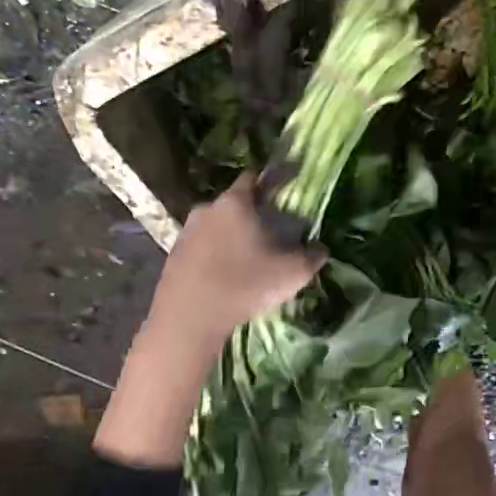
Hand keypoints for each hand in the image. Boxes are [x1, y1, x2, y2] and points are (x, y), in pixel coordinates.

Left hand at [150, 172, 324, 347]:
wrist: (189, 318)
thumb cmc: (244, 284)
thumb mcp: (292, 272)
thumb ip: (312, 256)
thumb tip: (321, 249)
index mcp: (236, 203)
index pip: (256, 177)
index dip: (274, 179)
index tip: (288, 186)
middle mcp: (207, 208)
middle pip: (236, 202)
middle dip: (255, 212)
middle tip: (274, 229)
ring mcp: (187, 232)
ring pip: (217, 225)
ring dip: (233, 234)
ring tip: (251, 255)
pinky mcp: (174, 256)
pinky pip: (203, 246)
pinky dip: (217, 253)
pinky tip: (228, 274)